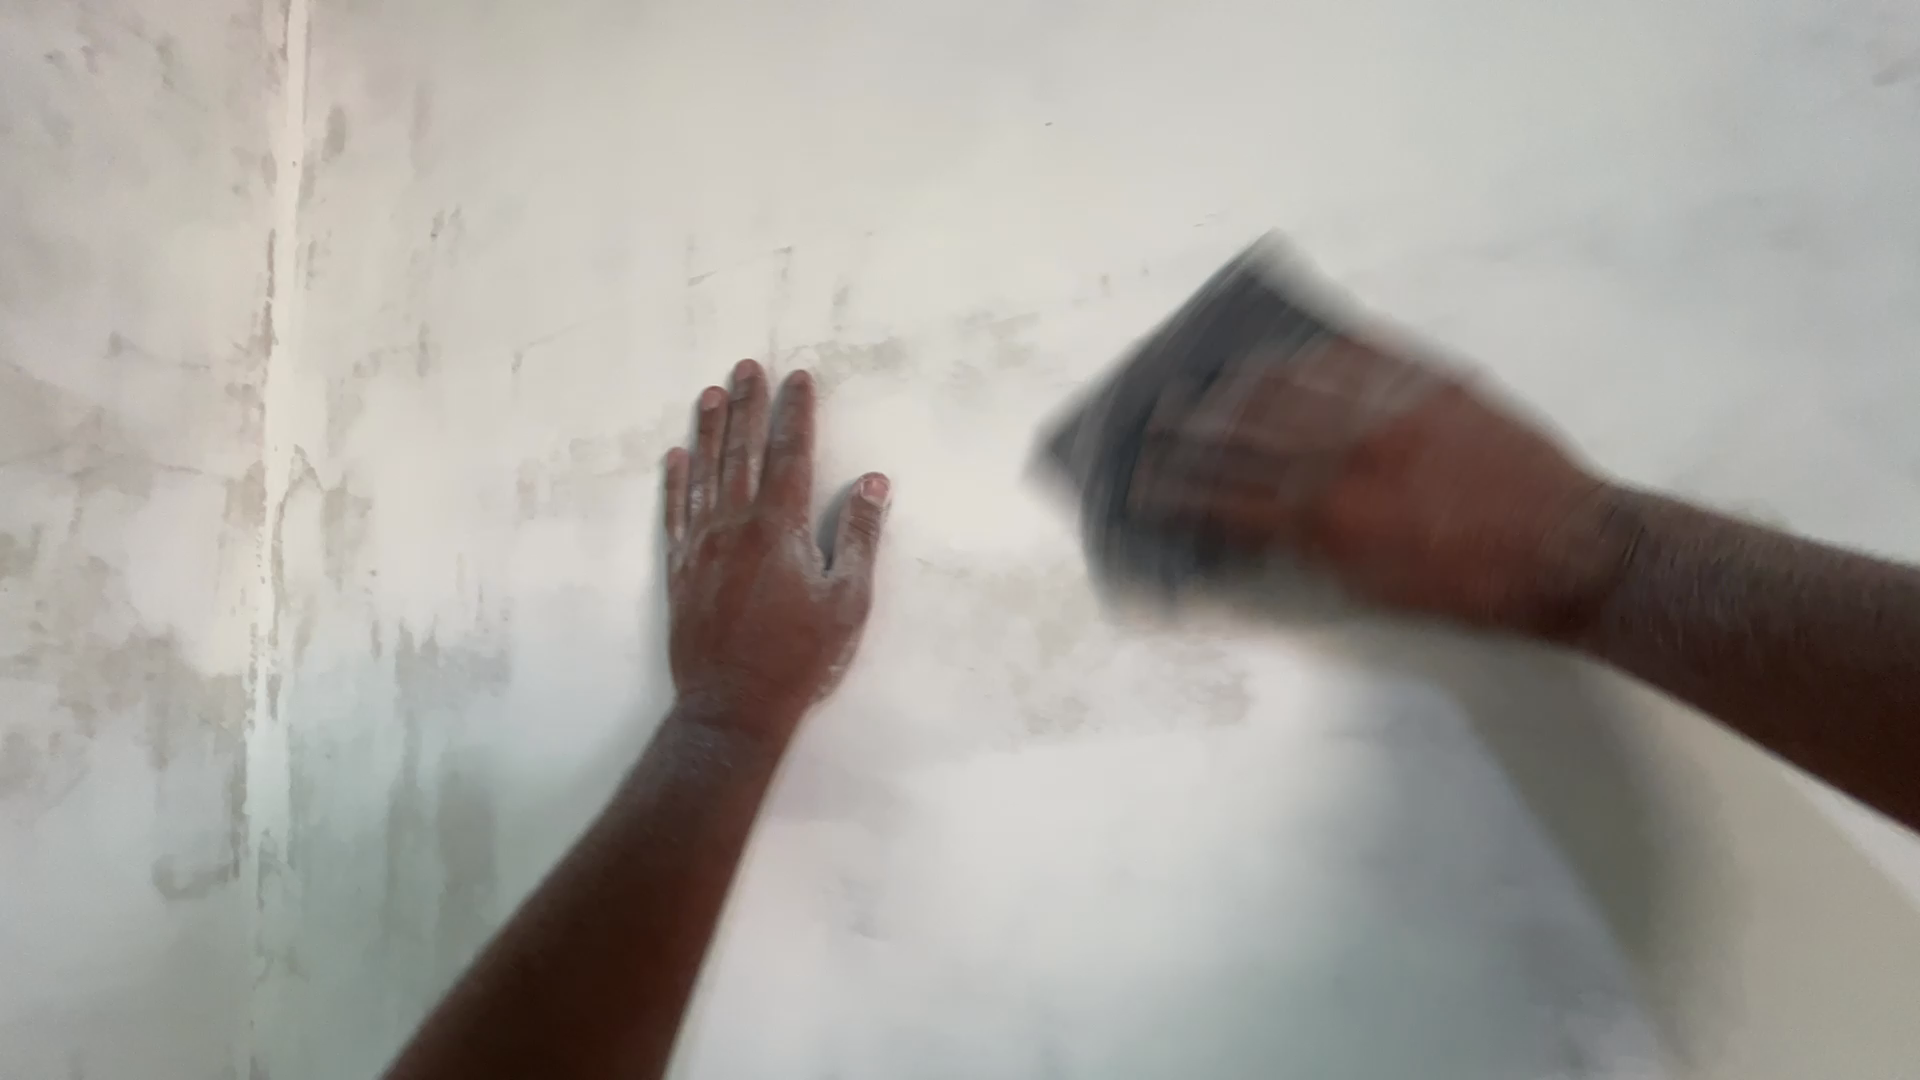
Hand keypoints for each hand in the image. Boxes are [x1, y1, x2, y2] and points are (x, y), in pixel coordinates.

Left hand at [662, 360, 888, 738]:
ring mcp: (702, 545)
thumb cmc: (800, 656)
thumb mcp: (847, 600)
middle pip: (743, 452)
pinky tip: (675, 456)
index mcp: (780, 528)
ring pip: (704, 473)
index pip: (791, 455)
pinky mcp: (680, 568)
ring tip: (712, 393)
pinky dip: (674, 481)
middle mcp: (736, 525)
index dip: (795, 413)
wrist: (733, 704)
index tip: (797, 379)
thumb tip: (872, 482)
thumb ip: (858, 536)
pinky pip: (674, 513)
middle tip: (748, 367)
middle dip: (748, 406)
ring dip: (710, 430)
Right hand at [1129, 337, 1632, 637]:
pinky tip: (1298, 345)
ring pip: (1296, 388)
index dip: (1179, 492)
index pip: (1228, 501)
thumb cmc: (1465, 589)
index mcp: (1324, 521)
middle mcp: (1344, 460)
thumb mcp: (1369, 591)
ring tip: (1215, 375)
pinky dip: (1325, 350)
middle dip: (1194, 429)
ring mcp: (1386, 415)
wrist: (1572, 551)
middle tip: (1159, 417)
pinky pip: (1367, 357)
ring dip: (1246, 383)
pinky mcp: (1432, 386)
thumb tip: (1255, 529)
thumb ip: (1304, 553)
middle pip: (1247, 437)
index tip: (1145, 484)